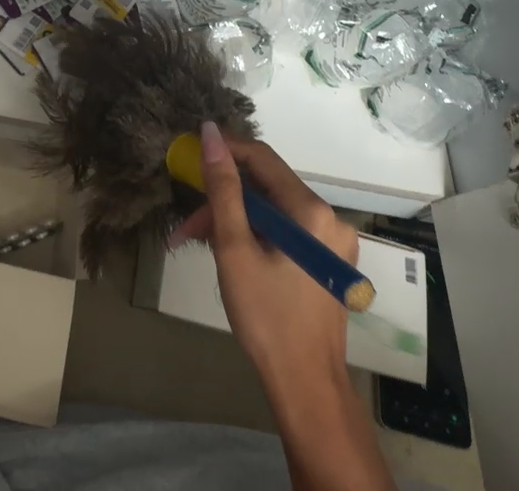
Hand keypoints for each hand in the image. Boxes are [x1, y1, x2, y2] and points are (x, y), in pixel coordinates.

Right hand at [174, 121, 358, 378]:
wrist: (304, 381)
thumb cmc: (266, 315)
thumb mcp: (235, 248)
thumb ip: (223, 190)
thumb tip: (211, 136)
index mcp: (311, 211)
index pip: (262, 158)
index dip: (225, 149)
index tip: (189, 151)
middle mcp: (330, 218)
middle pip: (266, 187)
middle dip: (222, 197)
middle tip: (186, 223)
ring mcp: (332, 242)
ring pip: (273, 211)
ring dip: (233, 219)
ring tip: (196, 241)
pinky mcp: (327, 261)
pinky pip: (285, 230)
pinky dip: (253, 234)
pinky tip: (228, 251)